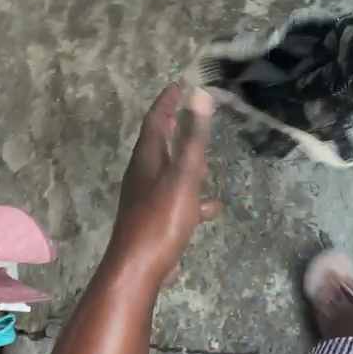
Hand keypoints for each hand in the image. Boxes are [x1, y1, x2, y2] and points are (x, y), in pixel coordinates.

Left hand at [104, 84, 221, 289]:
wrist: (140, 267)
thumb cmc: (161, 218)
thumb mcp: (183, 176)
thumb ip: (193, 138)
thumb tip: (199, 96)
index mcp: (148, 159)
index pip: (156, 120)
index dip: (167, 102)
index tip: (179, 85)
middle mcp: (144, 175)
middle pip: (160, 145)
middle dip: (176, 129)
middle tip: (192, 117)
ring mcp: (149, 199)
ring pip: (170, 174)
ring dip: (188, 164)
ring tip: (208, 162)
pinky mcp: (157, 222)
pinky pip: (179, 202)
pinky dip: (194, 199)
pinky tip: (212, 207)